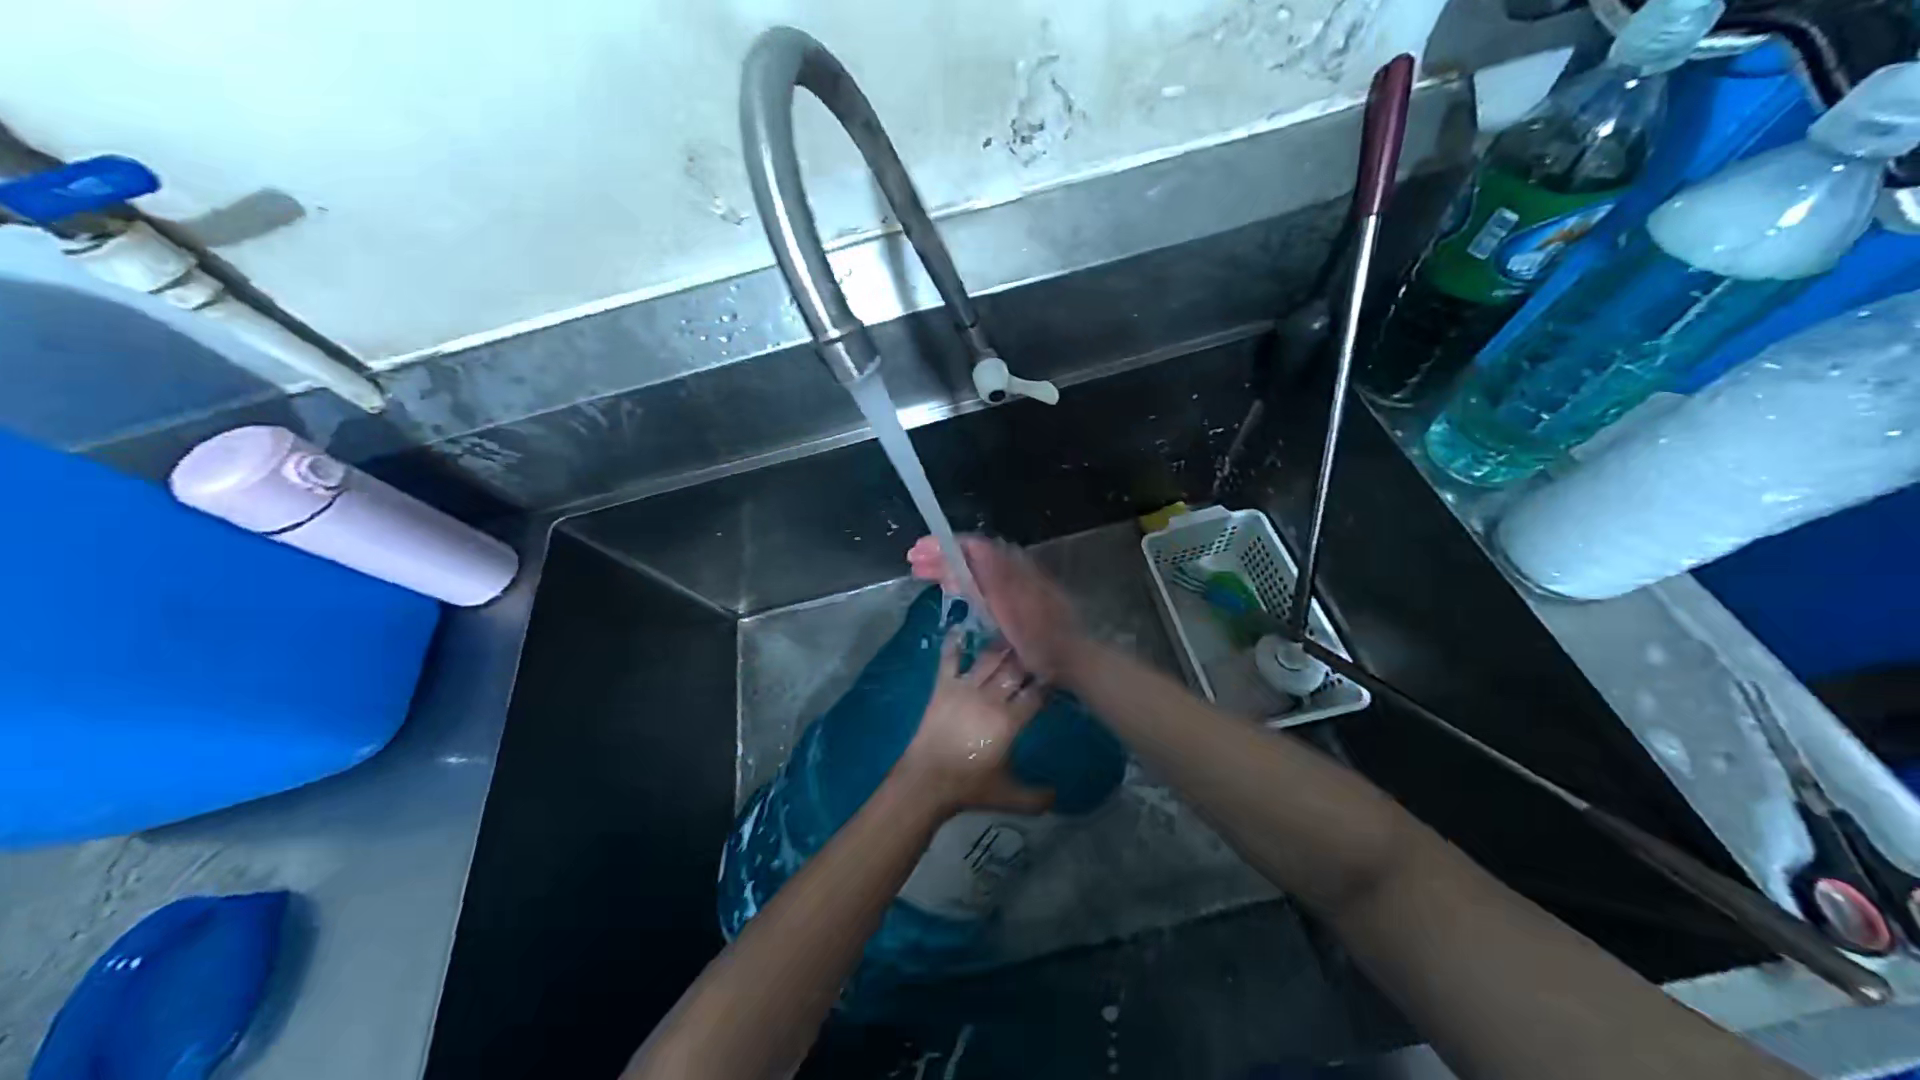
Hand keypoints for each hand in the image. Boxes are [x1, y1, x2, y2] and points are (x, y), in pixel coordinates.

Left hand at [895, 630, 1053, 815]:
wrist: (927, 781)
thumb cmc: (969, 787)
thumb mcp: (1009, 797)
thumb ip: (1037, 797)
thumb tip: (1057, 796)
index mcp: (1009, 721)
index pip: (1036, 694)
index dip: (1048, 682)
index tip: (1057, 673)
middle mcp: (990, 697)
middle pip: (1015, 669)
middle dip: (1028, 657)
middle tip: (1038, 646)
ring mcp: (965, 688)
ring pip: (989, 659)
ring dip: (1002, 646)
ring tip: (1013, 632)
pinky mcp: (943, 686)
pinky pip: (950, 659)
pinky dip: (955, 642)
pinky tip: (960, 628)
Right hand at [906, 535, 1085, 681]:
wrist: (1071, 656)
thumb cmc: (1040, 637)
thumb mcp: (1013, 609)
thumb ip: (991, 576)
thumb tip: (970, 545)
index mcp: (1008, 568)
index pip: (971, 546)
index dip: (943, 545)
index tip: (919, 550)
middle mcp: (1010, 569)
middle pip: (970, 554)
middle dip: (941, 556)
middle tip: (914, 563)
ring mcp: (1013, 583)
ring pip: (974, 567)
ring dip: (949, 568)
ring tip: (925, 574)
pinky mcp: (1014, 597)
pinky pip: (982, 580)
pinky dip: (963, 580)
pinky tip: (953, 589)